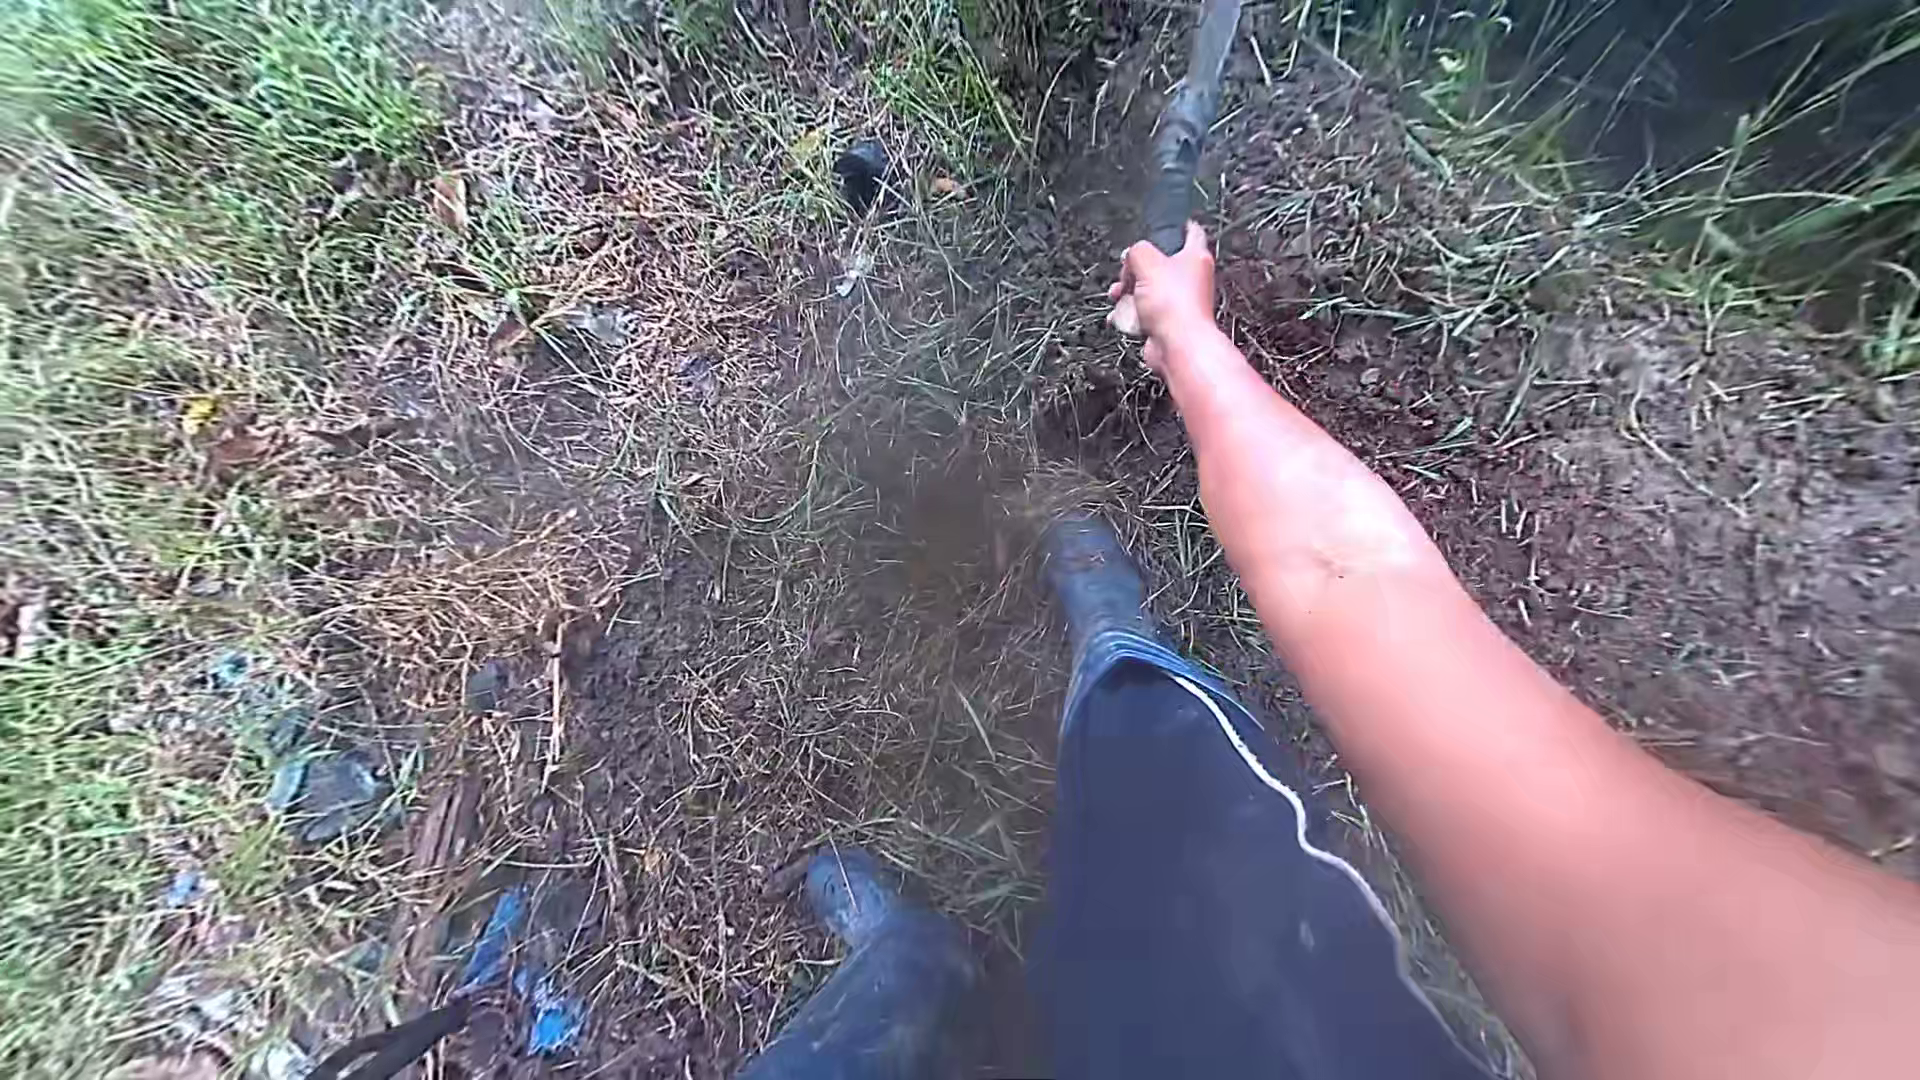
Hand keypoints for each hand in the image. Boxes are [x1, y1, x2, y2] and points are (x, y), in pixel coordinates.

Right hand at [1107, 221, 1216, 370]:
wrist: (1177, 344)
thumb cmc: (1174, 305)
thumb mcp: (1147, 262)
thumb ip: (1137, 251)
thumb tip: (1131, 255)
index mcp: (1195, 257)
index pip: (1191, 232)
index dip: (1178, 226)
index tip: (1169, 225)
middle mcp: (1190, 279)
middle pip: (1159, 265)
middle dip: (1136, 269)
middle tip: (1125, 273)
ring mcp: (1178, 303)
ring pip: (1147, 291)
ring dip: (1128, 293)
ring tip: (1117, 296)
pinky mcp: (1165, 323)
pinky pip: (1143, 314)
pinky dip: (1129, 315)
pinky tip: (1120, 317)